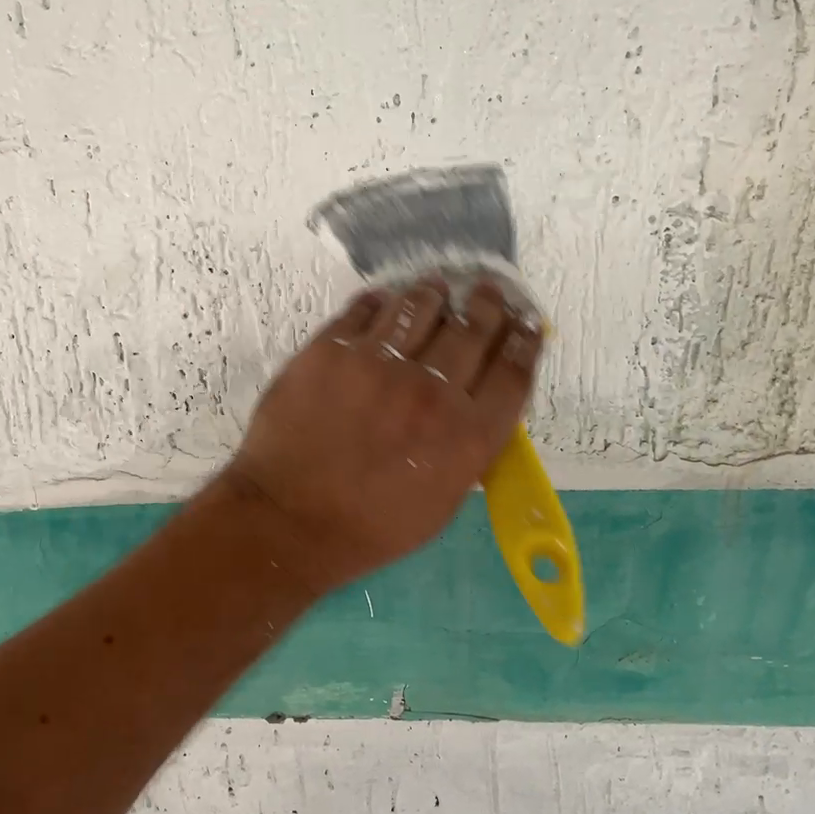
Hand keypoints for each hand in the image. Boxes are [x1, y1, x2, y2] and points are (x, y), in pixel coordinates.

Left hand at [225, 279, 544, 592]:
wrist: (287, 518)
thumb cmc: (368, 526)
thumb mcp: (441, 502)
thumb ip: (467, 448)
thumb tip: (477, 405)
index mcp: (467, 435)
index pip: (513, 371)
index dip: (526, 339)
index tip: (527, 322)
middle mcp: (431, 390)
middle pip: (473, 328)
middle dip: (487, 303)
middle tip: (486, 290)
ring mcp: (378, 363)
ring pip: (419, 306)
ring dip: (434, 293)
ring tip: (436, 287)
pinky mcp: (331, 349)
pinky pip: (365, 309)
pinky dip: (381, 302)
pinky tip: (385, 301)